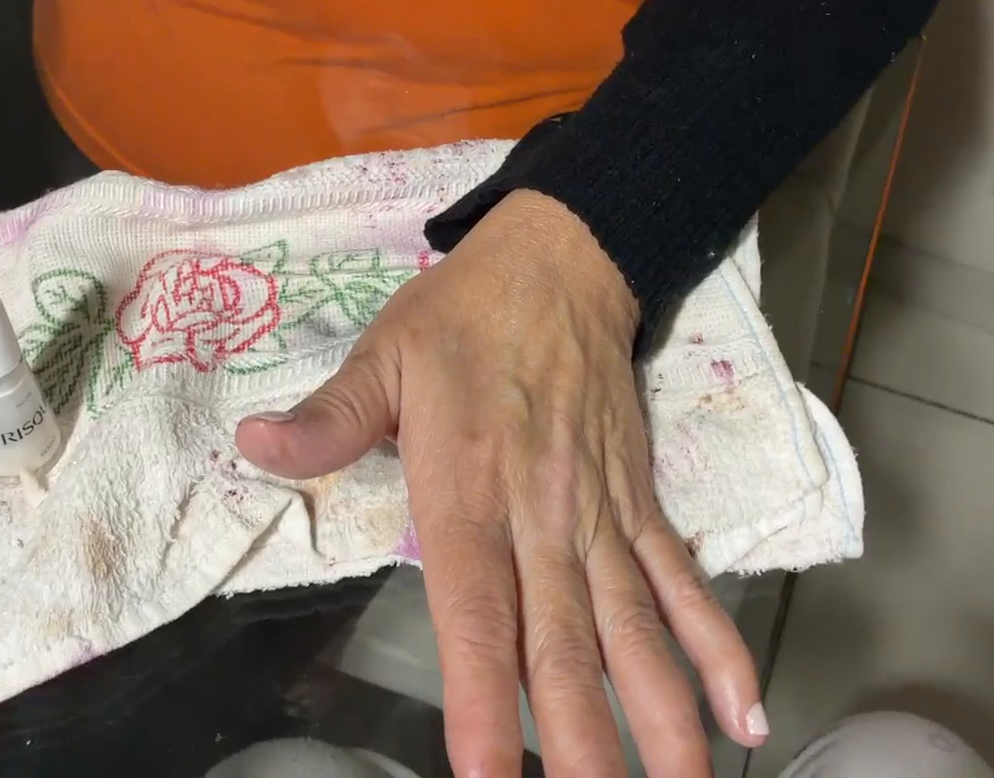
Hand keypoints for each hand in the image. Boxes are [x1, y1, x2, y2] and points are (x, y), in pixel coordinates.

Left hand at [236, 190, 765, 775]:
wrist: (557, 264)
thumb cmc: (463, 316)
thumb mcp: (384, 355)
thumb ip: (329, 416)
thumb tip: (252, 446)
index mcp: (468, 489)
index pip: (474, 616)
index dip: (481, 706)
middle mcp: (543, 515)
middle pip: (565, 647)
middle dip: (581, 748)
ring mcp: (601, 509)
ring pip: (635, 628)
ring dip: (662, 719)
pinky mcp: (639, 494)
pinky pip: (681, 576)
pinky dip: (712, 642)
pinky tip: (741, 708)